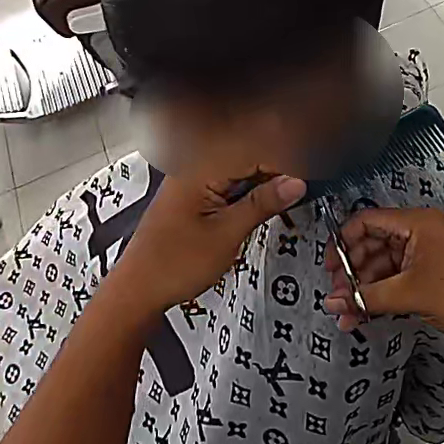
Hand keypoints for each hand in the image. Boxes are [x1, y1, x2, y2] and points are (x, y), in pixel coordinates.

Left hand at [110, 170, 305, 313]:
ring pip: (240, 172)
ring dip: (263, 185)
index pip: (253, 152)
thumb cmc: (171, 266)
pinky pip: (229, 185)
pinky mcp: (193, 197)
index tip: (304, 180)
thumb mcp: (227, 234)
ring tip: (282, 201)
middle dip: (276, 173)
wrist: (138, 291)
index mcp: (199, 171)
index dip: (283, 165)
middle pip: (247, 158)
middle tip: (297, 192)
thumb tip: (294, 183)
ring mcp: (192, 183)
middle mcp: (192, 171)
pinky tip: (258, 209)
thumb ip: (263, 203)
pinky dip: (248, 195)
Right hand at [323, 208, 443, 336]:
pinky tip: (365, 312)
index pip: (367, 221)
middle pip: (371, 243)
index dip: (343, 242)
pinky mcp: (428, 271)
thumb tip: (339, 301)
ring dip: (363, 287)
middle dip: (351, 271)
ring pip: (381, 263)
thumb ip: (367, 297)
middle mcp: (420, 232)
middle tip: (339, 295)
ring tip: (349, 311)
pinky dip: (379, 293)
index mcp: (418, 223)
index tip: (331, 266)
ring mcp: (424, 252)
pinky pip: (394, 277)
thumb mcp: (409, 294)